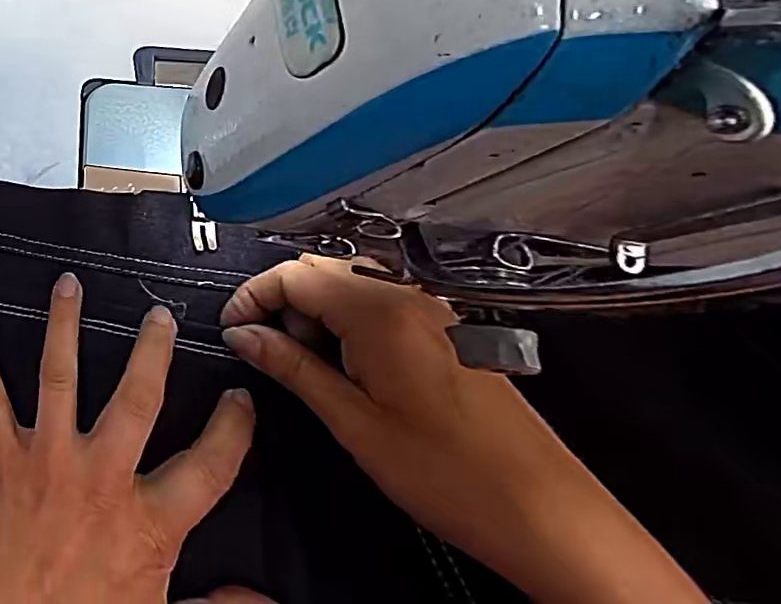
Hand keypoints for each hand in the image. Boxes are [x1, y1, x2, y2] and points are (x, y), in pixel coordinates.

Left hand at [0, 272, 257, 603]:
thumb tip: (267, 603)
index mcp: (145, 521)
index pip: (207, 467)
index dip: (231, 431)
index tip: (239, 398)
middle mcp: (100, 478)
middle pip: (137, 399)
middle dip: (152, 352)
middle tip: (159, 316)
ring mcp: (48, 461)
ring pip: (60, 376)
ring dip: (64, 324)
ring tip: (69, 284)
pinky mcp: (2, 459)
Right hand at [220, 255, 704, 603]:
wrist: (548, 512)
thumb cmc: (451, 474)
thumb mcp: (354, 423)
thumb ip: (292, 368)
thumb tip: (243, 335)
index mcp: (379, 311)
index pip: (294, 274)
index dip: (253, 295)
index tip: (232, 326)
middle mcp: (404, 294)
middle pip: (319, 269)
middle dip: (282, 301)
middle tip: (267, 349)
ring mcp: (427, 305)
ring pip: (346, 283)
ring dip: (314, 310)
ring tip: (308, 363)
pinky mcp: (441, 323)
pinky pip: (376, 299)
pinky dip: (346, 318)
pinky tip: (348, 362)